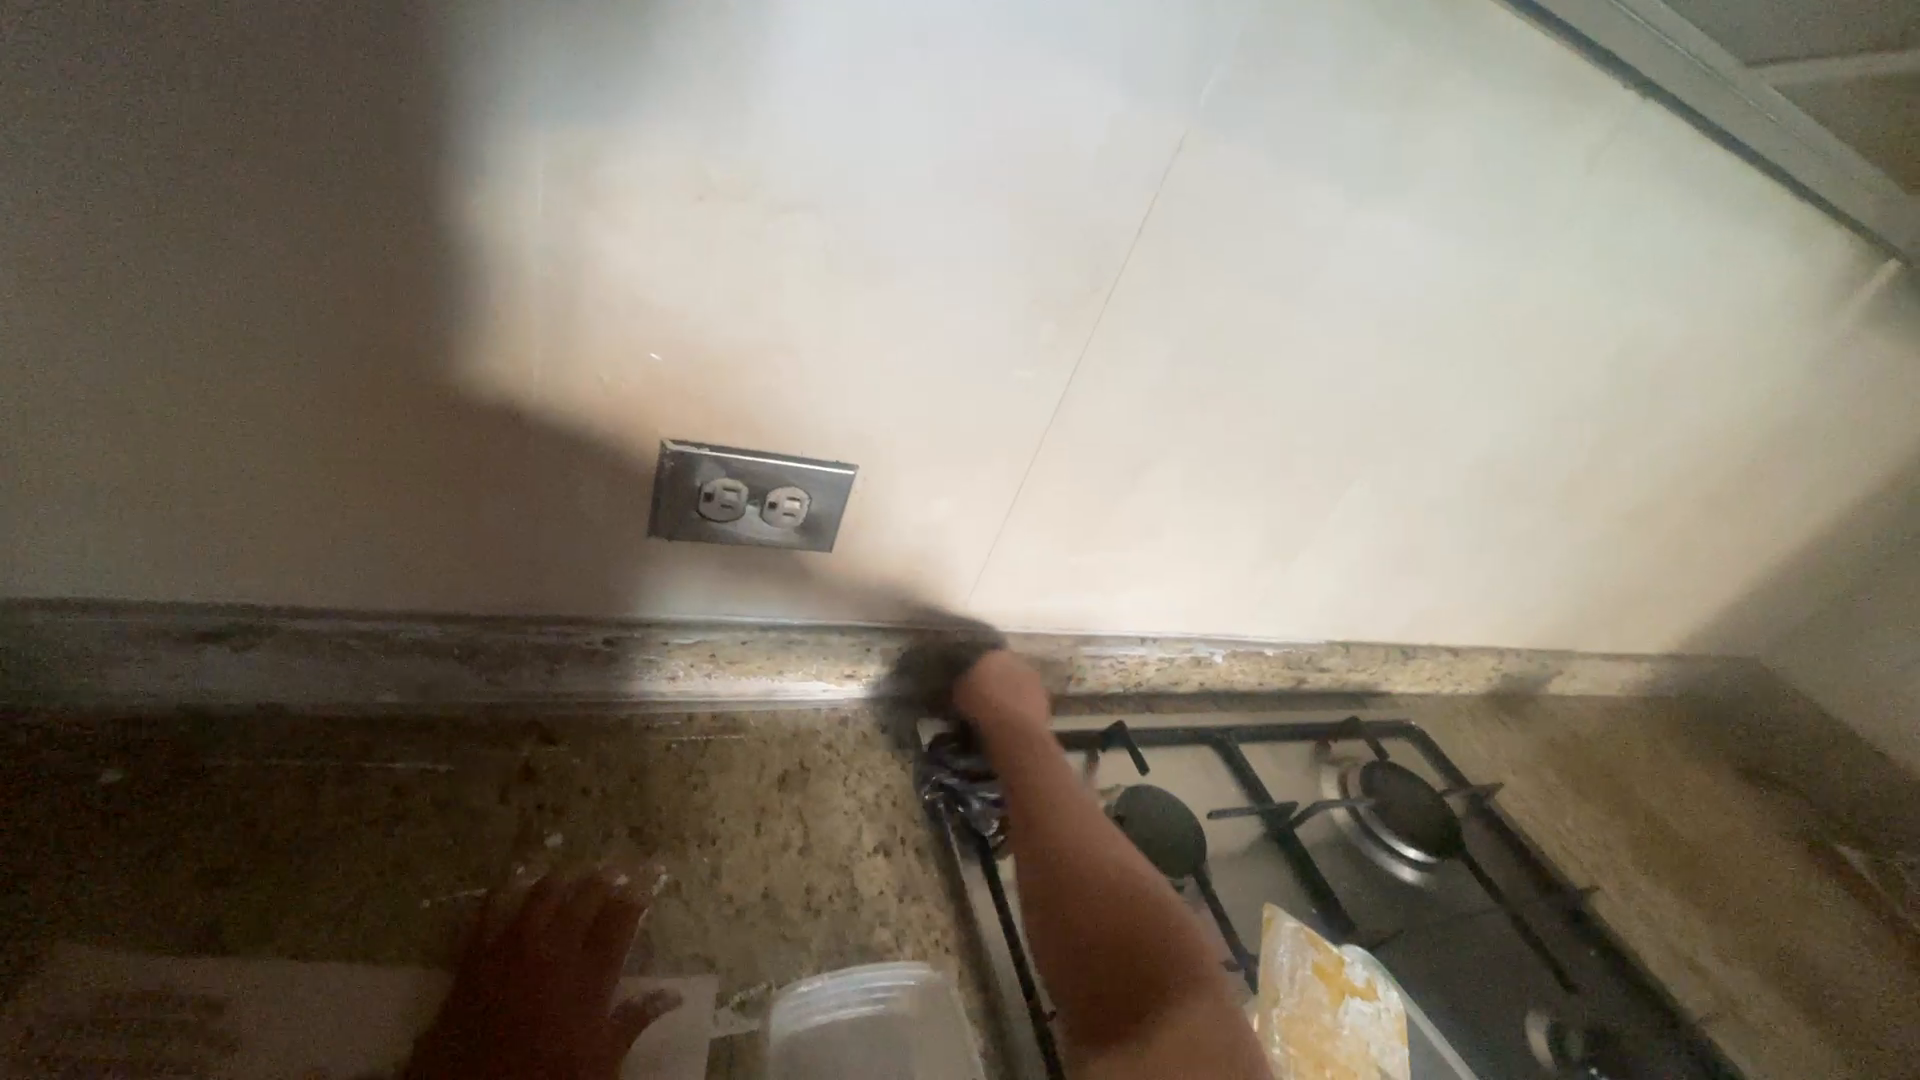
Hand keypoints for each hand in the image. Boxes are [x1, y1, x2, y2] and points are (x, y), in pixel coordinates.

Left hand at [404, 868, 680, 1079]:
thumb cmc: (545, 1079)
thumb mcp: (600, 1062)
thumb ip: (634, 1020)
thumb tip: (674, 994)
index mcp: (591, 975)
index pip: (623, 917)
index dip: (640, 891)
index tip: (652, 873)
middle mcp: (555, 952)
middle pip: (586, 896)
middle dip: (606, 877)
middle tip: (616, 868)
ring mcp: (513, 950)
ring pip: (542, 893)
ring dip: (562, 878)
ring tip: (572, 870)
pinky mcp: (475, 959)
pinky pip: (490, 911)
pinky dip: (505, 891)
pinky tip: (514, 882)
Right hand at [953, 649, 1051, 737]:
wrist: (1012, 729)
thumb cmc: (980, 706)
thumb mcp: (958, 692)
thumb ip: (962, 682)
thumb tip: (963, 681)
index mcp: (994, 654)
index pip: (984, 657)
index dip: (978, 671)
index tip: (972, 683)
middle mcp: (1016, 660)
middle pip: (1005, 668)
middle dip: (997, 679)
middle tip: (986, 696)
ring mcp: (1034, 679)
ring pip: (1019, 683)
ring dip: (1012, 693)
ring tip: (1000, 711)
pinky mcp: (1045, 698)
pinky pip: (1029, 700)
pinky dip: (1022, 707)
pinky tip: (1013, 720)